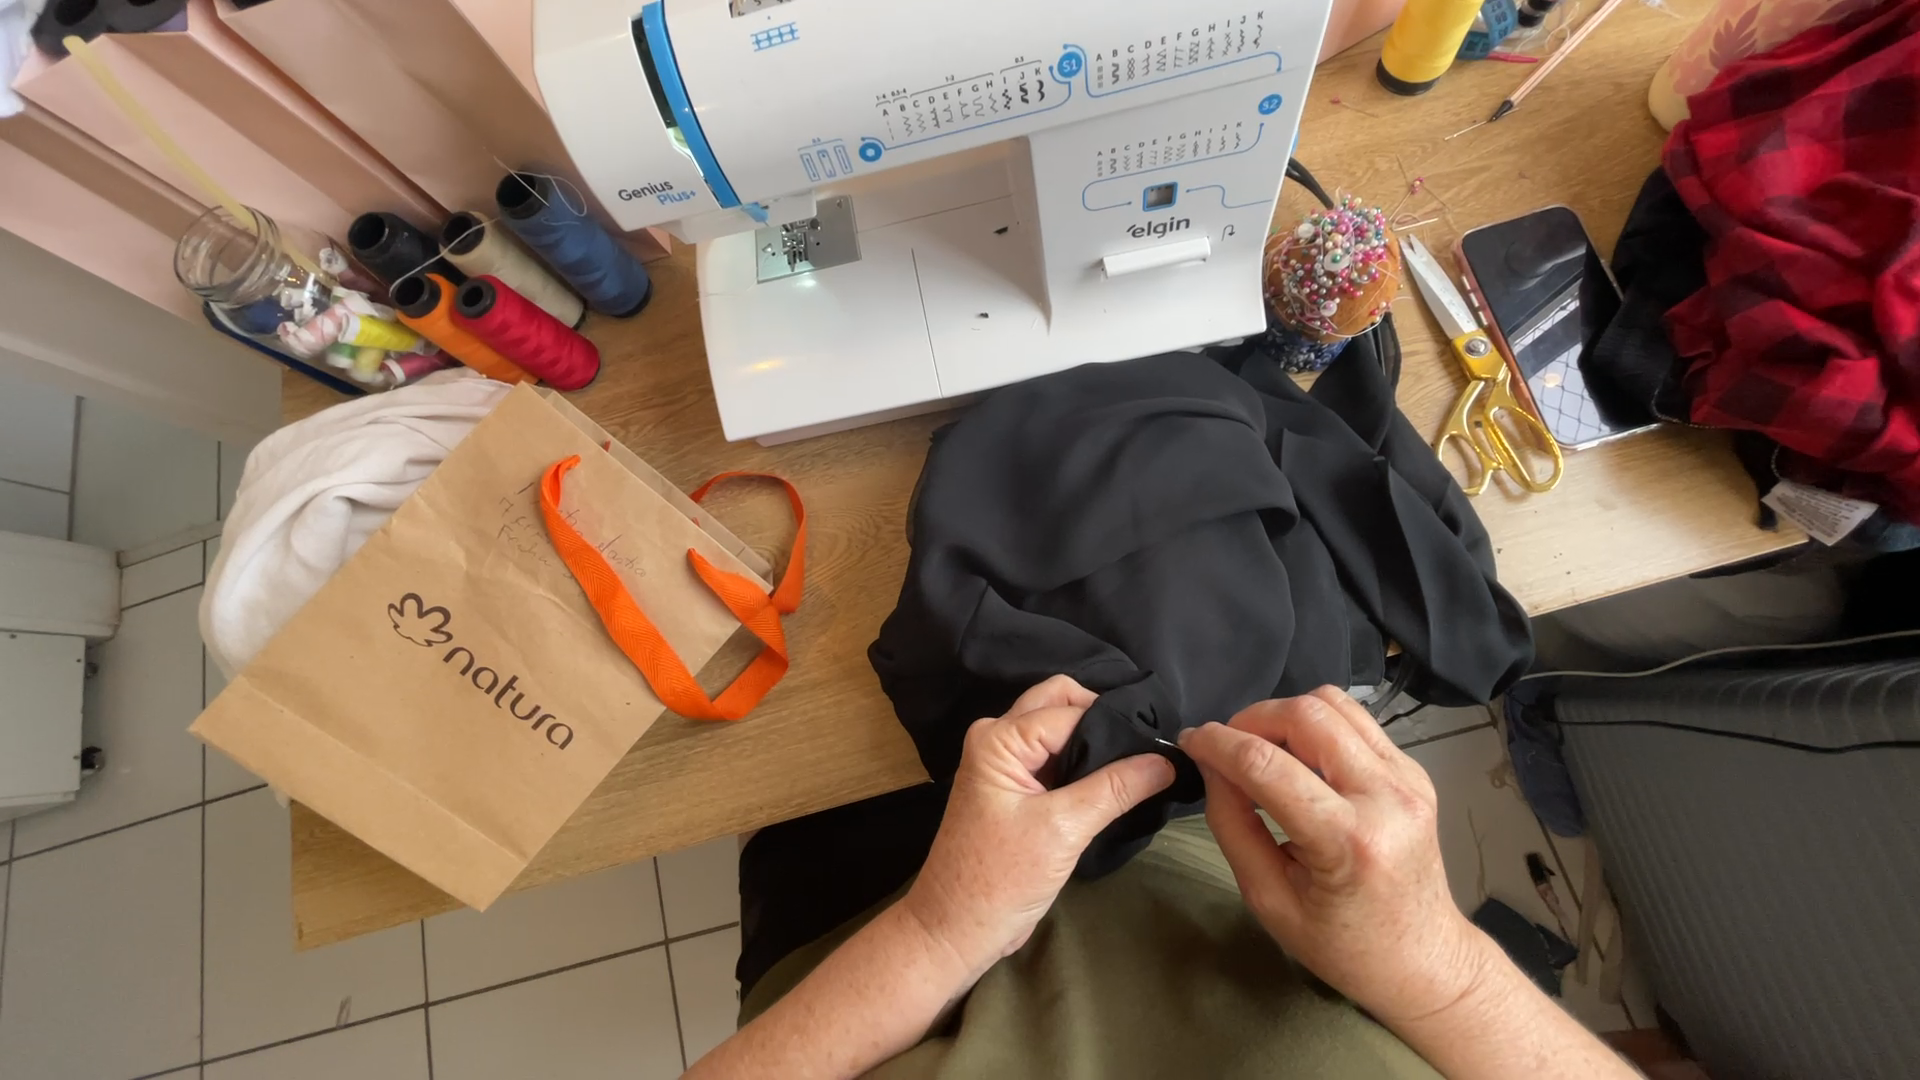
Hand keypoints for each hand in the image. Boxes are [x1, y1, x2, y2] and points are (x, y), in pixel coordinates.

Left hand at [902, 675, 1175, 979]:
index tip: (1158, 741)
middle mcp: (997, 737)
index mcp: (999, 738)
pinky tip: (1115, 779)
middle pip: (1059, 703)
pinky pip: (1053, 755)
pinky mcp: (1015, 786)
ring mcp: (1004, 761)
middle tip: (1146, 745)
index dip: (1113, 721)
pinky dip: (1082, 761)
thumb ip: (1114, 788)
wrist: (956, 928)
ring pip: (1057, 728)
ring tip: (1140, 760)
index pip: (1069, 711)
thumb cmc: (1001, 878)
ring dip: (1093, 739)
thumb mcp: (1063, 830)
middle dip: (1102, 716)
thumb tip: (1166, 759)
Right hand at [1180, 687, 1495, 1025]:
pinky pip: (1352, 718)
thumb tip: (1210, 762)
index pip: (1265, 764)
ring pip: (1331, 702)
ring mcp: (1407, 778)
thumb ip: (1230, 822)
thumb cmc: (1340, 943)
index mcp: (1347, 841)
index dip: (1216, 743)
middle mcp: (1385, 797)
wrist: (1424, 961)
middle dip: (1250, 719)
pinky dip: (1312, 724)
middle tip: (1227, 746)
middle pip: (1304, 715)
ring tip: (1263, 747)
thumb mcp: (1266, 897)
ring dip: (1282, 715)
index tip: (1189, 741)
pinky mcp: (1412, 770)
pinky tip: (1299, 757)